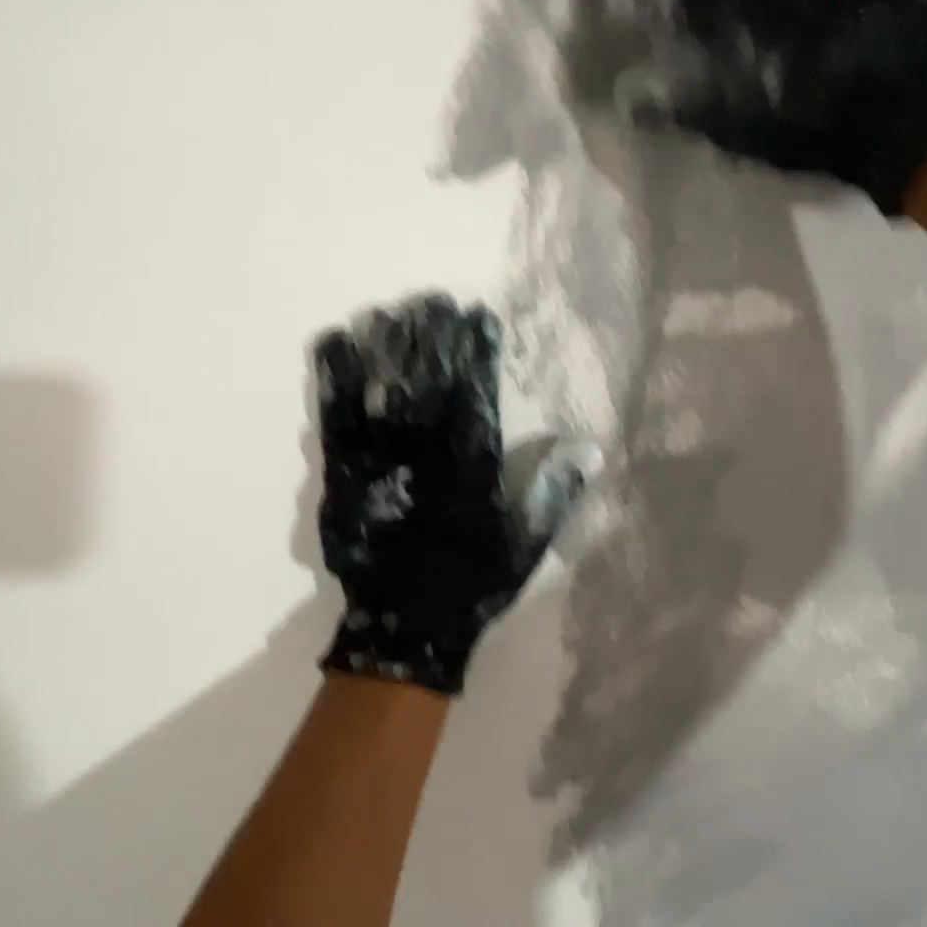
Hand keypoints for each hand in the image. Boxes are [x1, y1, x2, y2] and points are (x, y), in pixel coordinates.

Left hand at [309, 292, 596, 694]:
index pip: (476, 396)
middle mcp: (425, 458)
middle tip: (430, 300)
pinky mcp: (342, 476)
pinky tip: (335, 346)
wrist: (406, 627)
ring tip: (387, 312)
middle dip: (430, 339)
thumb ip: (556, 491)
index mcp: (472, 469)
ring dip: (386, 349)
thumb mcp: (527, 544)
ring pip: (381, 393)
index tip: (478, 315)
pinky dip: (335, 382)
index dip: (477, 352)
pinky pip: (336, 420)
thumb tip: (592, 445)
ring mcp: (379, 465)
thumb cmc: (473, 581)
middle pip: (426, 384)